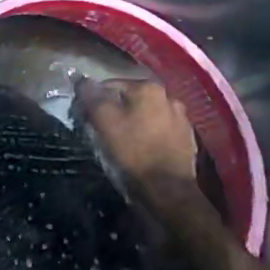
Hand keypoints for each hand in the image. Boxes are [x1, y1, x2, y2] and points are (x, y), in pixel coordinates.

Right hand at [76, 78, 198, 198]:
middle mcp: (169, 98)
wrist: (167, 189)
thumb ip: (90, 95)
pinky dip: (148, 134)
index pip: (110, 86)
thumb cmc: (132, 150)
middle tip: (102, 129)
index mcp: (148, 88)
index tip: (85, 117)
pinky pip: (159, 129)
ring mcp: (181, 119)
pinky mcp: (187, 139)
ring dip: (132, 121)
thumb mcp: (103, 119)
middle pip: (130, 99)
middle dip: (115, 110)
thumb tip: (82, 80)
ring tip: (121, 140)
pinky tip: (140, 148)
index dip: (93, 100)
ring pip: (145, 114)